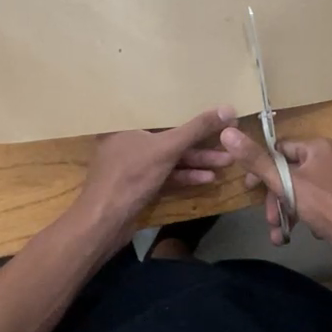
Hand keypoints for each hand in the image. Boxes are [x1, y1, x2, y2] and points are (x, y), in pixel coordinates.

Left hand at [76, 106, 237, 240]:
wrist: (104, 223)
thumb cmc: (131, 176)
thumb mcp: (167, 148)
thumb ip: (197, 129)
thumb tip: (228, 108)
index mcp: (126, 124)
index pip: (163, 111)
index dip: (191, 111)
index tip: (215, 112)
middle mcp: (127, 140)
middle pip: (170, 135)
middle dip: (200, 141)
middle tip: (228, 140)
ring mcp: (133, 165)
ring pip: (170, 157)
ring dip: (197, 160)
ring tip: (226, 161)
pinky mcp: (138, 185)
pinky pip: (166, 174)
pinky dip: (185, 175)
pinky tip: (208, 178)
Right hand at [220, 129, 331, 260]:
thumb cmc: (325, 205)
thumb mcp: (286, 183)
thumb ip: (257, 161)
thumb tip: (227, 133)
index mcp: (318, 147)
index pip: (281, 149)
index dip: (261, 168)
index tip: (249, 187)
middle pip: (291, 173)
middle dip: (276, 199)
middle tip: (270, 220)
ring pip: (304, 191)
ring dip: (287, 213)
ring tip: (280, 236)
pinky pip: (319, 202)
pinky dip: (306, 216)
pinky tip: (302, 232)